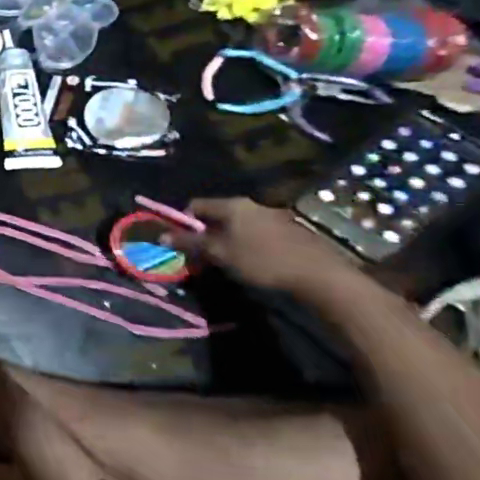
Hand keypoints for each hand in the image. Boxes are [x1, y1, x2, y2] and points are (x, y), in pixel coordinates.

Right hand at [165, 197, 358, 293]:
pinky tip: (256, 262)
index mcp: (232, 204)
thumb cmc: (262, 261)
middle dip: (207, 233)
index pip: (196, 204)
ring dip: (229, 239)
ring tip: (231, 261)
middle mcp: (251, 204)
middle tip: (205, 256)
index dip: (184, 222)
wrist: (320, 276)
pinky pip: (258, 232)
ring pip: (239, 224)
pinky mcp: (291, 230)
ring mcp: (274, 216)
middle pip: (218, 214)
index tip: (185, 243)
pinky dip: (249, 243)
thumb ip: (189, 243)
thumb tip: (160, 235)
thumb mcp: (219, 254)